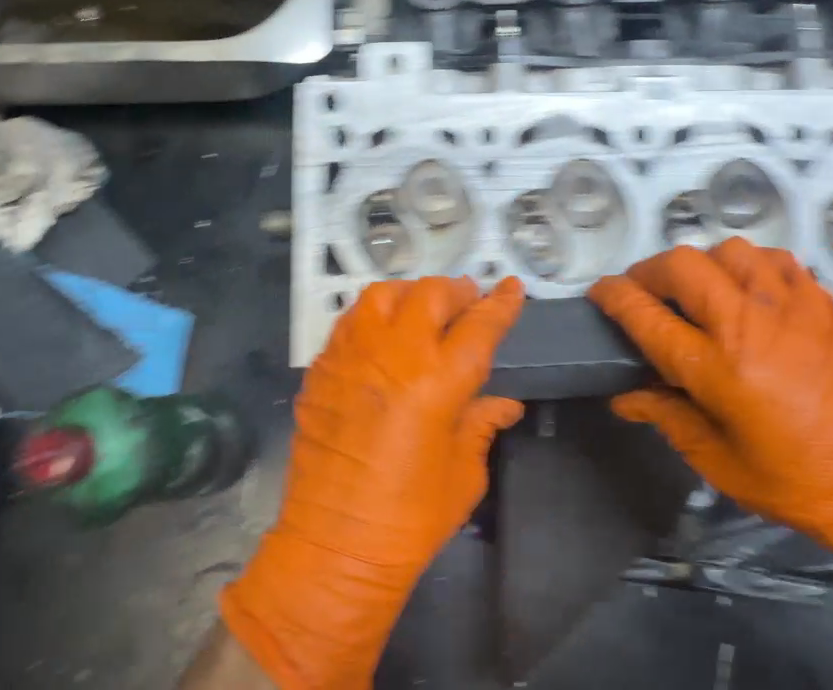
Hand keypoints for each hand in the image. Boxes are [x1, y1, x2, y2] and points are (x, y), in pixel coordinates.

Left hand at [220, 276, 524, 688]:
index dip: (500, 304)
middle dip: (455, 292)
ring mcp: (350, 356)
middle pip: (429, 295)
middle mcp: (393, 354)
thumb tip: (504, 404)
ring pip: (381, 295)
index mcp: (438, 381)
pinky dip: (372, 318)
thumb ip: (480, 425)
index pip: (479, 326)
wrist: (334, 545)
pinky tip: (382, 337)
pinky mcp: (321, 369)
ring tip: (421, 311)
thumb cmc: (409, 519)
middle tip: (467, 302)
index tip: (512, 287)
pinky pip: (348, 323)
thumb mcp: (462, 475)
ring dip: (408, 295)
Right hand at [588, 239, 832, 655]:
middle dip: (647, 271)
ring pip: (729, 250)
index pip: (645, 314)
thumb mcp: (719, 463)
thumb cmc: (798, 485)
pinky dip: (750, 265)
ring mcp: (792, 307)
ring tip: (698, 291)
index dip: (612, 296)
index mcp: (717, 370)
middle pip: (680, 265)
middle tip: (642, 293)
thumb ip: (667, 417)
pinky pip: (776, 259)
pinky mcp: (825, 305)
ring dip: (701, 264)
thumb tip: (624, 395)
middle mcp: (749, 326)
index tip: (598, 292)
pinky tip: (748, 290)